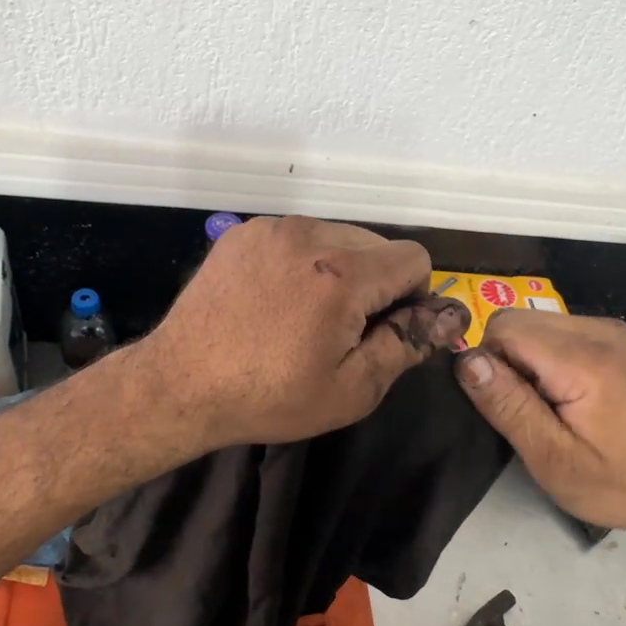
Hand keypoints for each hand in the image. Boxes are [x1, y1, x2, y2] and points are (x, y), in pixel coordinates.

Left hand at [140, 216, 470, 449]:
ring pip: (338, 236)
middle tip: (343, 329)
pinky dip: (302, 261)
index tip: (385, 328)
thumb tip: (444, 320)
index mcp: (341, 274)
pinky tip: (276, 300)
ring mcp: (272, 228)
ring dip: (340, 269)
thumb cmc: (270, 396)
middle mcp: (309, 235)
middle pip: (377, 244)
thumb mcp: (350, 390)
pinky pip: (298, 235)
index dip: (413, 296)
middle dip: (376, 282)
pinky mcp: (244, 233)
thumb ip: (404, 346)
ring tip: (305, 314)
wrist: (181, 384)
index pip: (414, 257)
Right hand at [453, 310, 625, 536]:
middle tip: (526, 412)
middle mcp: (599, 330)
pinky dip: (544, 357)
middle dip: (504, 361)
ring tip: (546, 407)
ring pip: (533, 323)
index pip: (503, 329)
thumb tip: (466, 360)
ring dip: (523, 359)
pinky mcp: (614, 337)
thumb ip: (509, 406)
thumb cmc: (619, 485)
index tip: (506, 409)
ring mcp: (610, 330)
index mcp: (585, 359)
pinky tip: (563, 395)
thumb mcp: (554, 460)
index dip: (489, 366)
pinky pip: (555, 330)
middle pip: (515, 320)